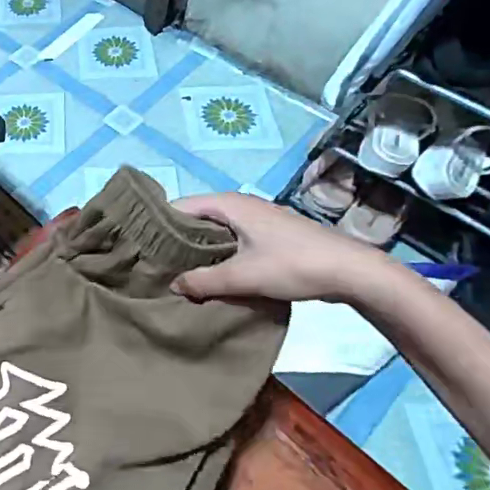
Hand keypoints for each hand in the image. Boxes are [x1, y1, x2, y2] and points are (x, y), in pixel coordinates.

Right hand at [172, 192, 400, 304]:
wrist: (348, 270)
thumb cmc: (292, 265)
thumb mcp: (243, 276)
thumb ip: (204, 280)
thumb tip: (174, 285)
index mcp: (230, 204)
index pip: (182, 205)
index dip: (160, 224)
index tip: (141, 248)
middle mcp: (241, 205)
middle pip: (198, 217)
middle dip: (178, 240)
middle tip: (156, 266)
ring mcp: (257, 219)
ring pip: (217, 231)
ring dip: (200, 250)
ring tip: (178, 274)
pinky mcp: (269, 235)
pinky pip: (233, 240)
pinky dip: (219, 254)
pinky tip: (212, 276)